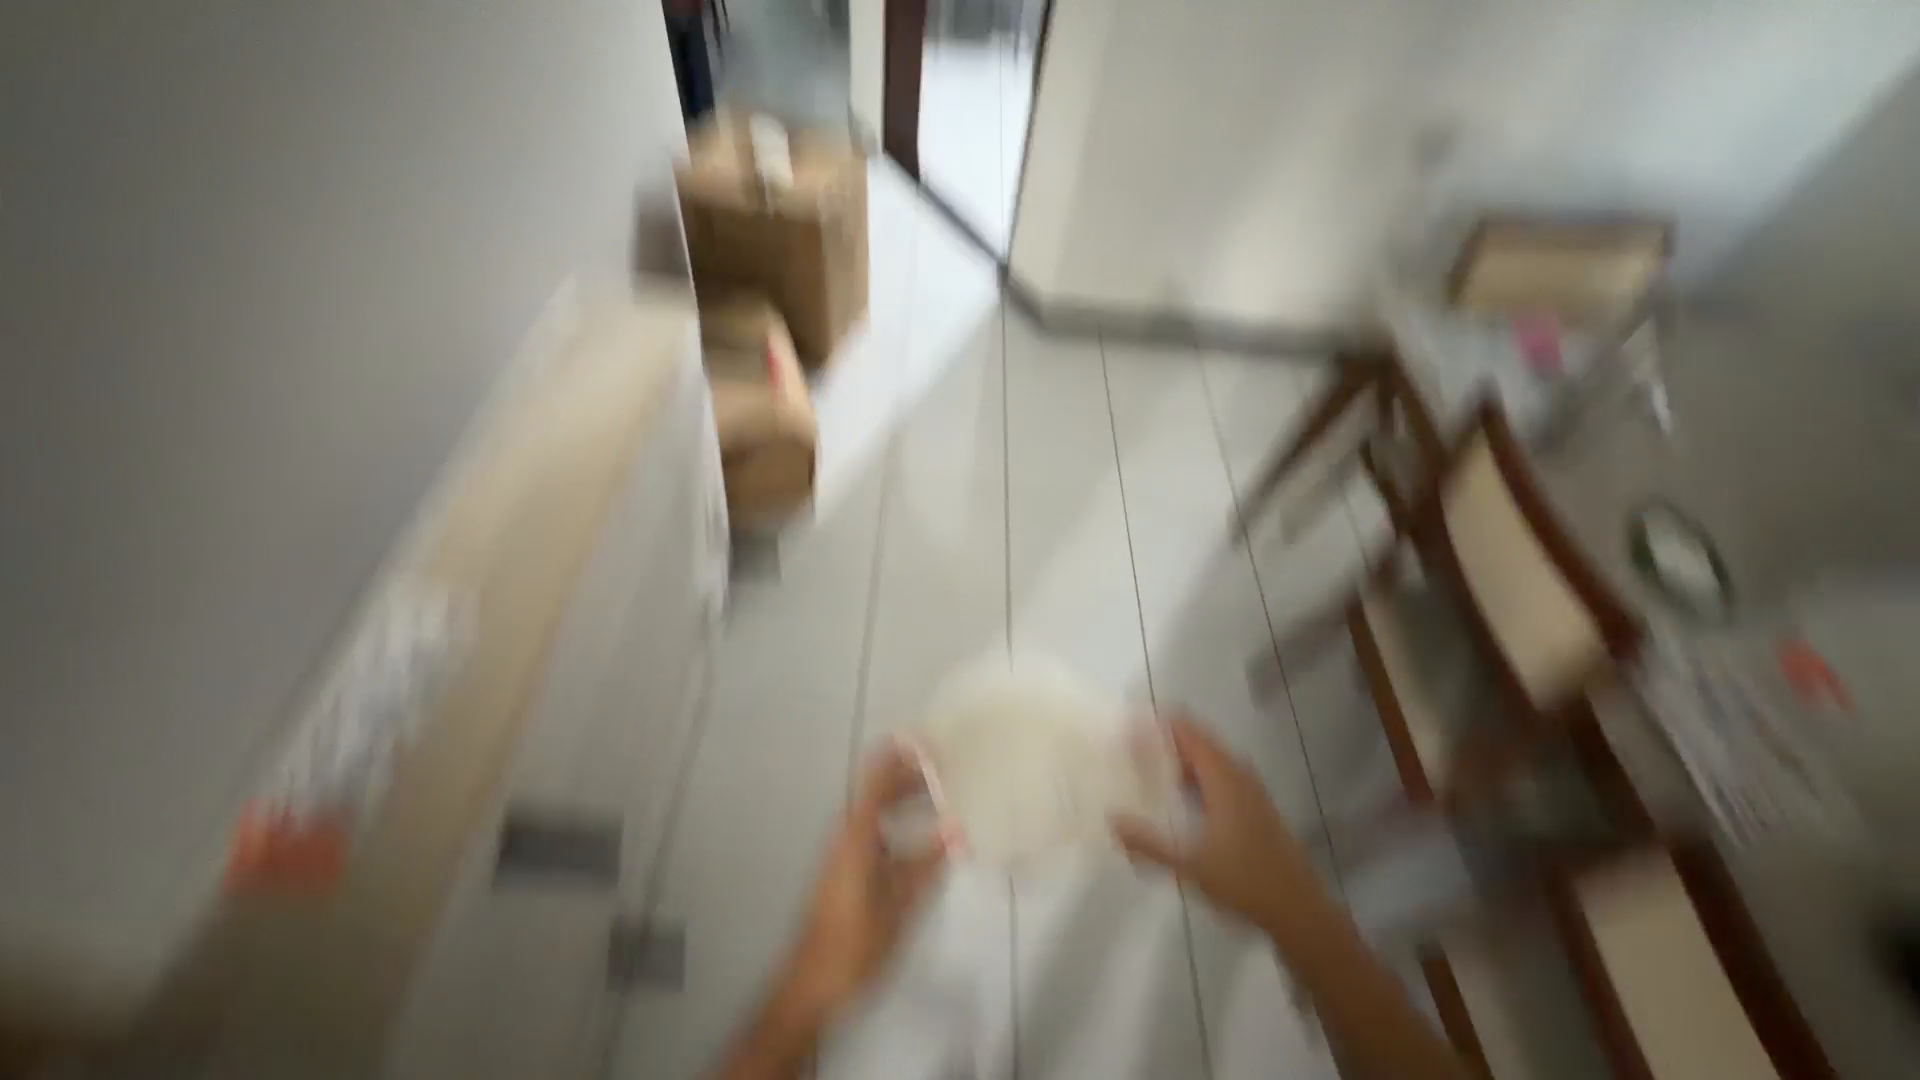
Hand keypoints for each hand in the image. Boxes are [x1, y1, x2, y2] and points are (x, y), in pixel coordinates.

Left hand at [771, 743, 948, 1031]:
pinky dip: (899, 823)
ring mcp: (844, 855)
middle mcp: (847, 838)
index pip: (877, 782)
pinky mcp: (846, 873)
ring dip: (905, 799)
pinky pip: (876, 832)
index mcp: (857, 838)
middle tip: (947, 766)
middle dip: (909, 775)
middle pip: (877, 792)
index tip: (926, 740)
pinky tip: (923, 839)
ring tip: (942, 795)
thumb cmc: (853, 945)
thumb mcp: (898, 908)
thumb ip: (927, 866)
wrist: (809, 986)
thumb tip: (958, 830)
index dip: (899, 758)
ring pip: (877, 812)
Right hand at [1112, 713, 1331, 940]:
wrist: (1300, 913)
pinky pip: (1222, 776)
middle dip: (1167, 739)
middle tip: (1132, 744)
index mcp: (1224, 780)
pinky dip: (1198, 774)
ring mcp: (1252, 793)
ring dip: (1183, 757)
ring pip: (1212, 760)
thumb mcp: (1190, 867)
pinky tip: (1182, 796)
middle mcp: (1239, 777)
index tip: (1129, 724)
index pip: (1189, 734)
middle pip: (1200, 742)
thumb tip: (1111, 820)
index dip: (1160, 725)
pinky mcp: (1258, 809)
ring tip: (1150, 764)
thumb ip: (1149, 845)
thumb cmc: (1245, 884)